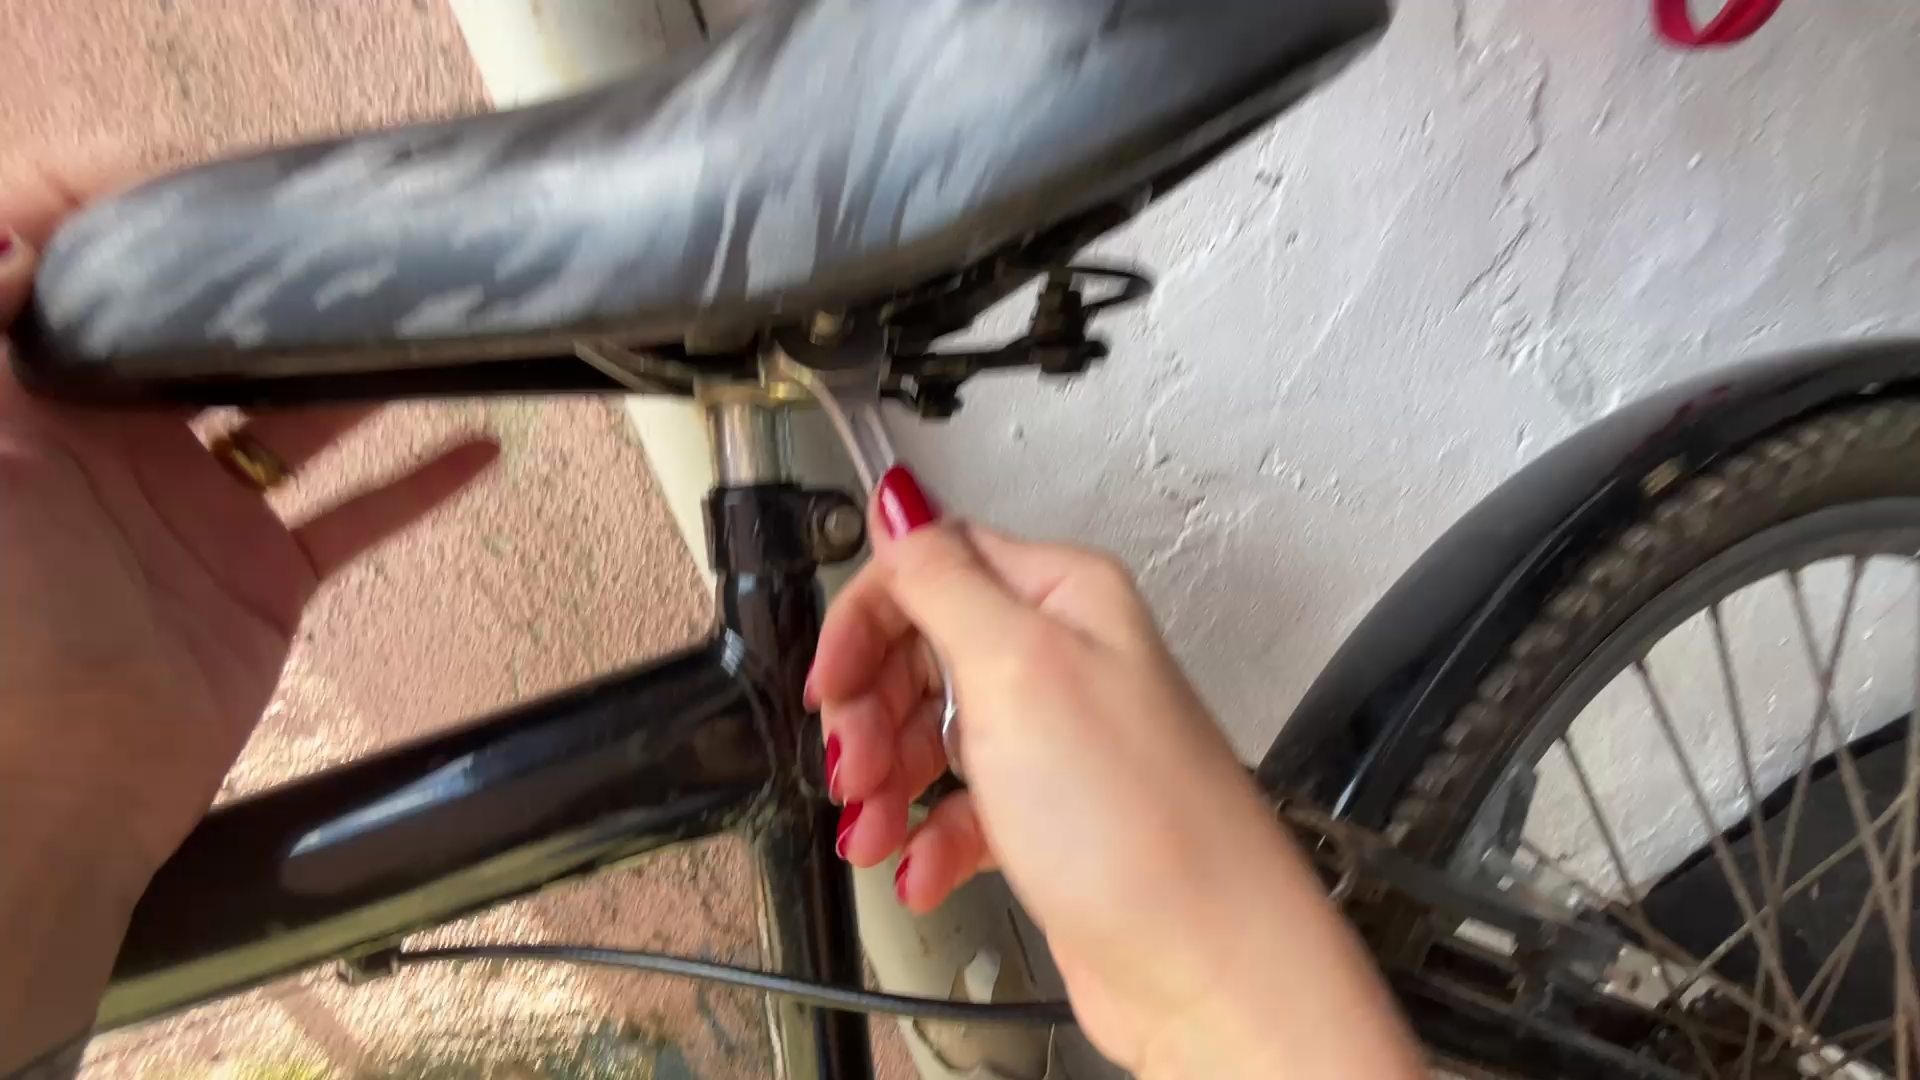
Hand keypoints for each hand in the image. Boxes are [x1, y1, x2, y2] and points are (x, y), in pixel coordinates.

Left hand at [0, 158, 499, 880]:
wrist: (49, 794)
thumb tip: (24, 225)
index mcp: (9, 394)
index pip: (52, 258)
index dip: (116, 197)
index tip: (225, 176)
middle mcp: (102, 441)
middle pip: (202, 336)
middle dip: (267, 289)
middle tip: (362, 251)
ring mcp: (196, 510)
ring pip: (299, 422)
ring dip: (368, 384)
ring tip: (440, 339)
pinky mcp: (266, 572)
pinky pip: (358, 515)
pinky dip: (422, 486)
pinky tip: (481, 450)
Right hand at [809, 470, 1424, 1078]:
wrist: (1209, 971)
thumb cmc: (1134, 817)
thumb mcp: (1016, 668)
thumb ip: (943, 578)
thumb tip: (900, 498)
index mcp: (1061, 596)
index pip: (934, 565)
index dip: (869, 619)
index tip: (832, 681)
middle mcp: (1060, 654)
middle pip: (925, 648)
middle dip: (873, 707)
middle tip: (852, 762)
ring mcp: (1052, 732)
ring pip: (934, 726)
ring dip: (889, 776)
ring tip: (874, 827)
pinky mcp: (1047, 804)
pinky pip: (961, 798)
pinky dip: (929, 832)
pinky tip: (923, 868)